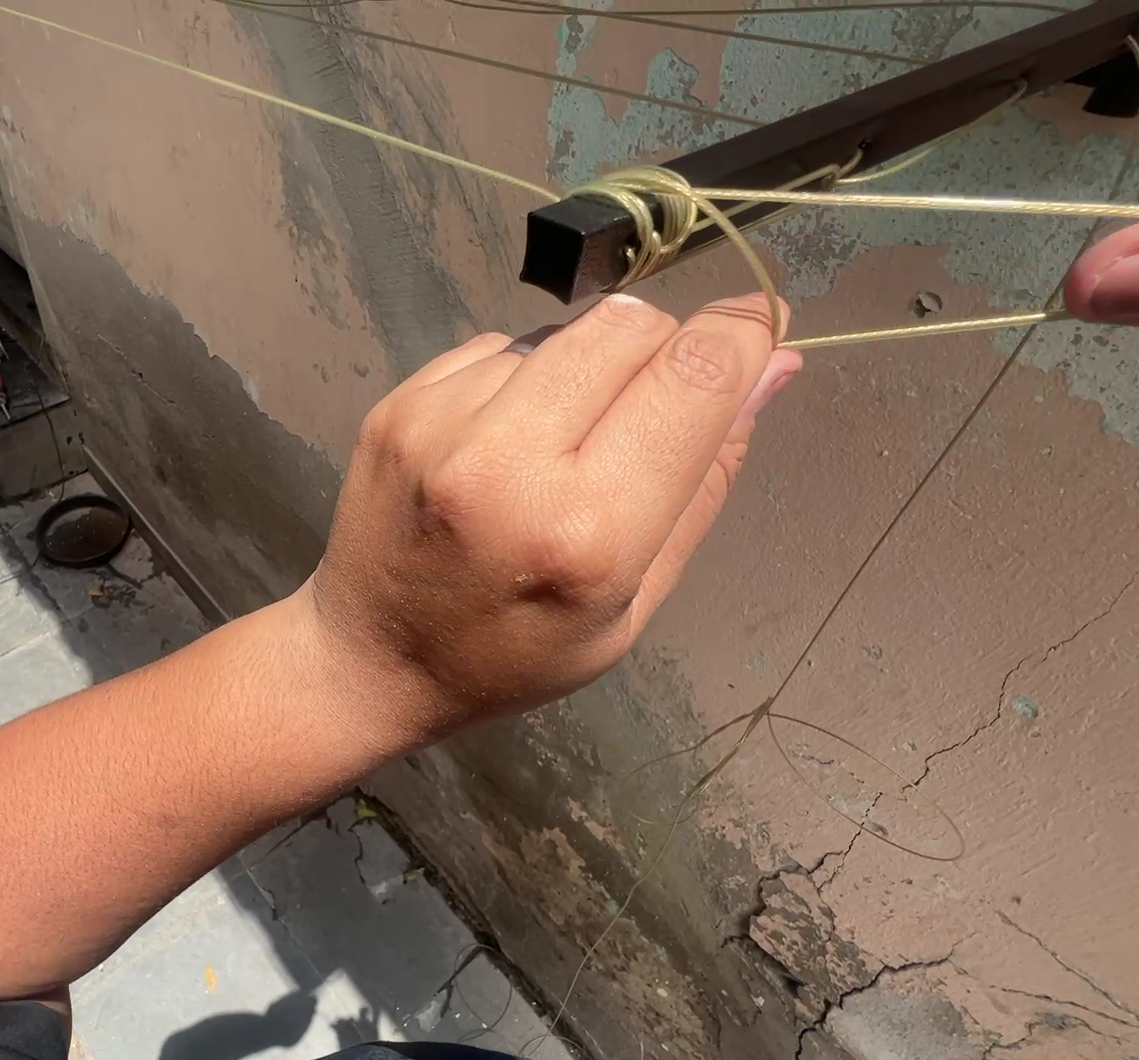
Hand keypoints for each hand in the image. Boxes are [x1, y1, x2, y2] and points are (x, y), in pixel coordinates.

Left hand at [301, 293, 798, 739]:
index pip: (694, 377)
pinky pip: (494, 349)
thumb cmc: (510, 655)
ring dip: (583, 369)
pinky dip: (519, 380)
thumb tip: (770, 367)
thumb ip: (705, 484)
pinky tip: (495, 443)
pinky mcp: (397, 405)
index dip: (742, 334)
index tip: (758, 324)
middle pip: (626, 325)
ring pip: (559, 332)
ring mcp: (438, 424)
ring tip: (553, 445)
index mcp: (586, 532)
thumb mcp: (629, 607)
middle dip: (661, 347)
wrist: (369, 658)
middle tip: (644, 409)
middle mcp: (506, 461)